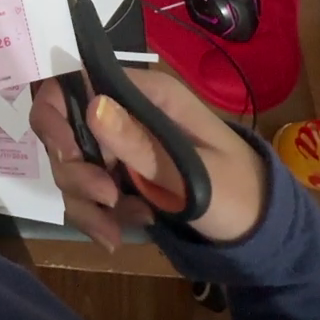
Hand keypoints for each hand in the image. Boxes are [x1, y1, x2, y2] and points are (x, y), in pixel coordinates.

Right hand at [31, 70, 267, 249]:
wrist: (264, 239)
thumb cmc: (240, 196)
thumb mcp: (192, 175)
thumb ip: (140, 144)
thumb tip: (92, 104)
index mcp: (146, 94)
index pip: (75, 80)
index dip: (55, 113)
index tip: (66, 155)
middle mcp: (125, 111)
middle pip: (64, 127)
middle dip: (74, 169)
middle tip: (105, 199)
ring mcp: (118, 144)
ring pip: (69, 164)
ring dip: (85, 201)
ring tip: (119, 230)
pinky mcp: (116, 174)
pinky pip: (83, 190)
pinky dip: (94, 215)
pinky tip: (119, 234)